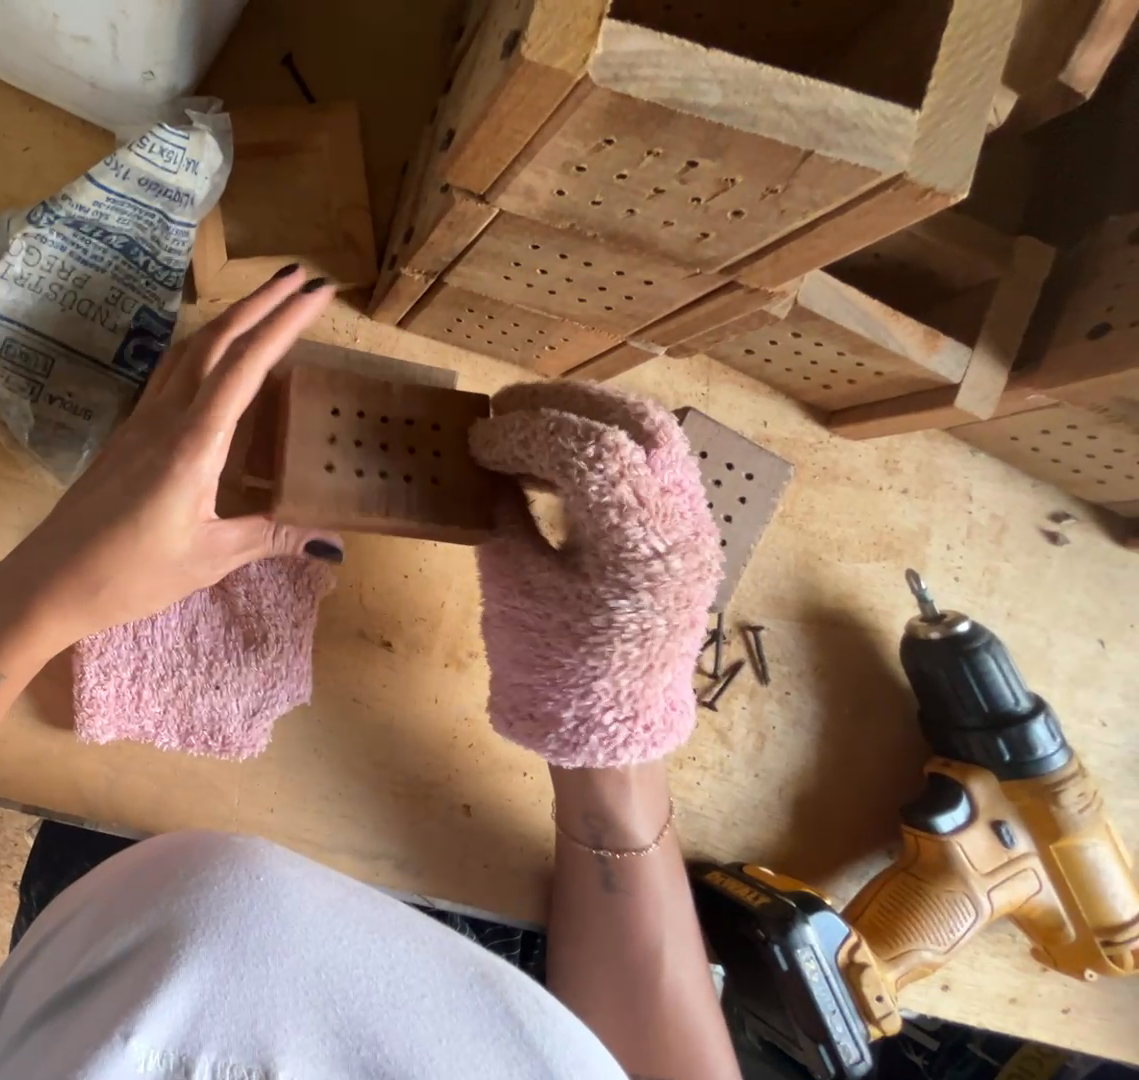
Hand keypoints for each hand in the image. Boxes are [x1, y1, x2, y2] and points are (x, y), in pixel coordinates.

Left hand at [0, 268, 341, 652]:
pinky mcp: (124, 435)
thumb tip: (332, 544)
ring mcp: (139, 422)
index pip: (245, 366)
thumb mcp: (208, 559)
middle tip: (296, 278)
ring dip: (224, 321)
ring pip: (185, 351)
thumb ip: (270, 538)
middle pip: (213, 341)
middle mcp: (164, 418)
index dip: (284, 324)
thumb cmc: (129, 574)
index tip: (317, 292)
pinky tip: (208, 361)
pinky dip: (198, 351)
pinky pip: (166, 375)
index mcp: (193, 443)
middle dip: (257, 304)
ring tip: (258, 306)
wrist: (49, 579)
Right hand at [468, 381, 721, 767]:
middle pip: (637, 424)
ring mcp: (693, 529)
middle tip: (505, 405)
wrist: (610, 733)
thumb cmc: (552, 669)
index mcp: (638, 550)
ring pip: (653, 437)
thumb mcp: (512, 587)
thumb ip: (503, 515)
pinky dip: (603, 447)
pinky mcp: (684, 534)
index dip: (526, 432)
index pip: (591, 450)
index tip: (477, 440)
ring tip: (527, 423)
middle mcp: (682, 527)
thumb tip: (489, 463)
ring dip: (587, 418)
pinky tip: (556, 458)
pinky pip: (651, 466)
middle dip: (565, 403)